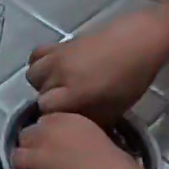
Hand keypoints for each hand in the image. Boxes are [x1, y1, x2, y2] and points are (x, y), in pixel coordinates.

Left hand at [4, 112, 168, 168]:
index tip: (57, 147)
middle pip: (26, 136)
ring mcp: (37, 159)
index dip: (48, 135)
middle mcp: (47, 133)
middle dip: (34, 148)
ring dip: (25, 166)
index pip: (44, 121)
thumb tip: (72, 148)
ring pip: (16, 157)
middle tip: (47, 165)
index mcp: (68, 118)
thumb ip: (79, 138)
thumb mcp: (101, 139)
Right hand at [26, 8, 168, 124]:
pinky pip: (37, 54)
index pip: (45, 110)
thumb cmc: (130, 80)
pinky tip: (54, 68)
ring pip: (33, 74)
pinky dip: (40, 62)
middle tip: (67, 101)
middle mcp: (59, 75)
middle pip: (39, 93)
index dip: (54, 116)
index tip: (66, 117)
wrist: (136, 43)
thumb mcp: (113, 110)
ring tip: (59, 84)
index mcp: (73, 94)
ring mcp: (57, 57)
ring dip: (43, 81)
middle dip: (50, 100)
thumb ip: (89, 120)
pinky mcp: (58, 43)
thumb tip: (74, 125)